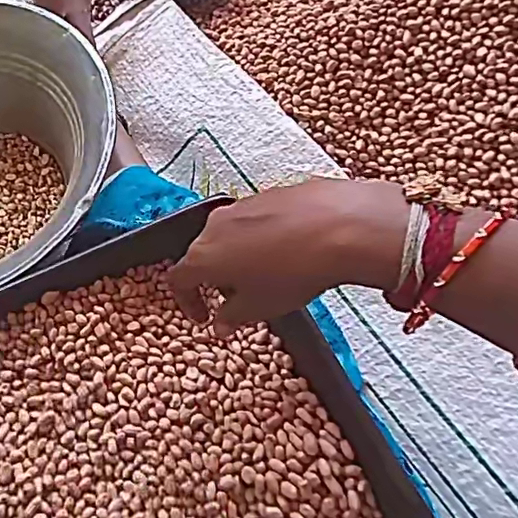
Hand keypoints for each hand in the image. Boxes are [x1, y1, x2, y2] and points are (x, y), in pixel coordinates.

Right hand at [170, 178, 410, 330]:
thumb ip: (233, 316)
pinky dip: (261, 240)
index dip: (188, 302)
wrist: (339, 226)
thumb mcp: (260, 306)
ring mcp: (242, 206)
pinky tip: (287, 252)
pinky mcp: (269, 194)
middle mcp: (215, 225)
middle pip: (203, 254)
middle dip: (215, 279)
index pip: (178, 279)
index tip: (203, 316)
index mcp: (203, 256)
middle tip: (236, 299)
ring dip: (238, 258)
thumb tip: (222, 323)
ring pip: (228, 236)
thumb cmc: (293, 271)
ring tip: (266, 276)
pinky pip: (255, 221)